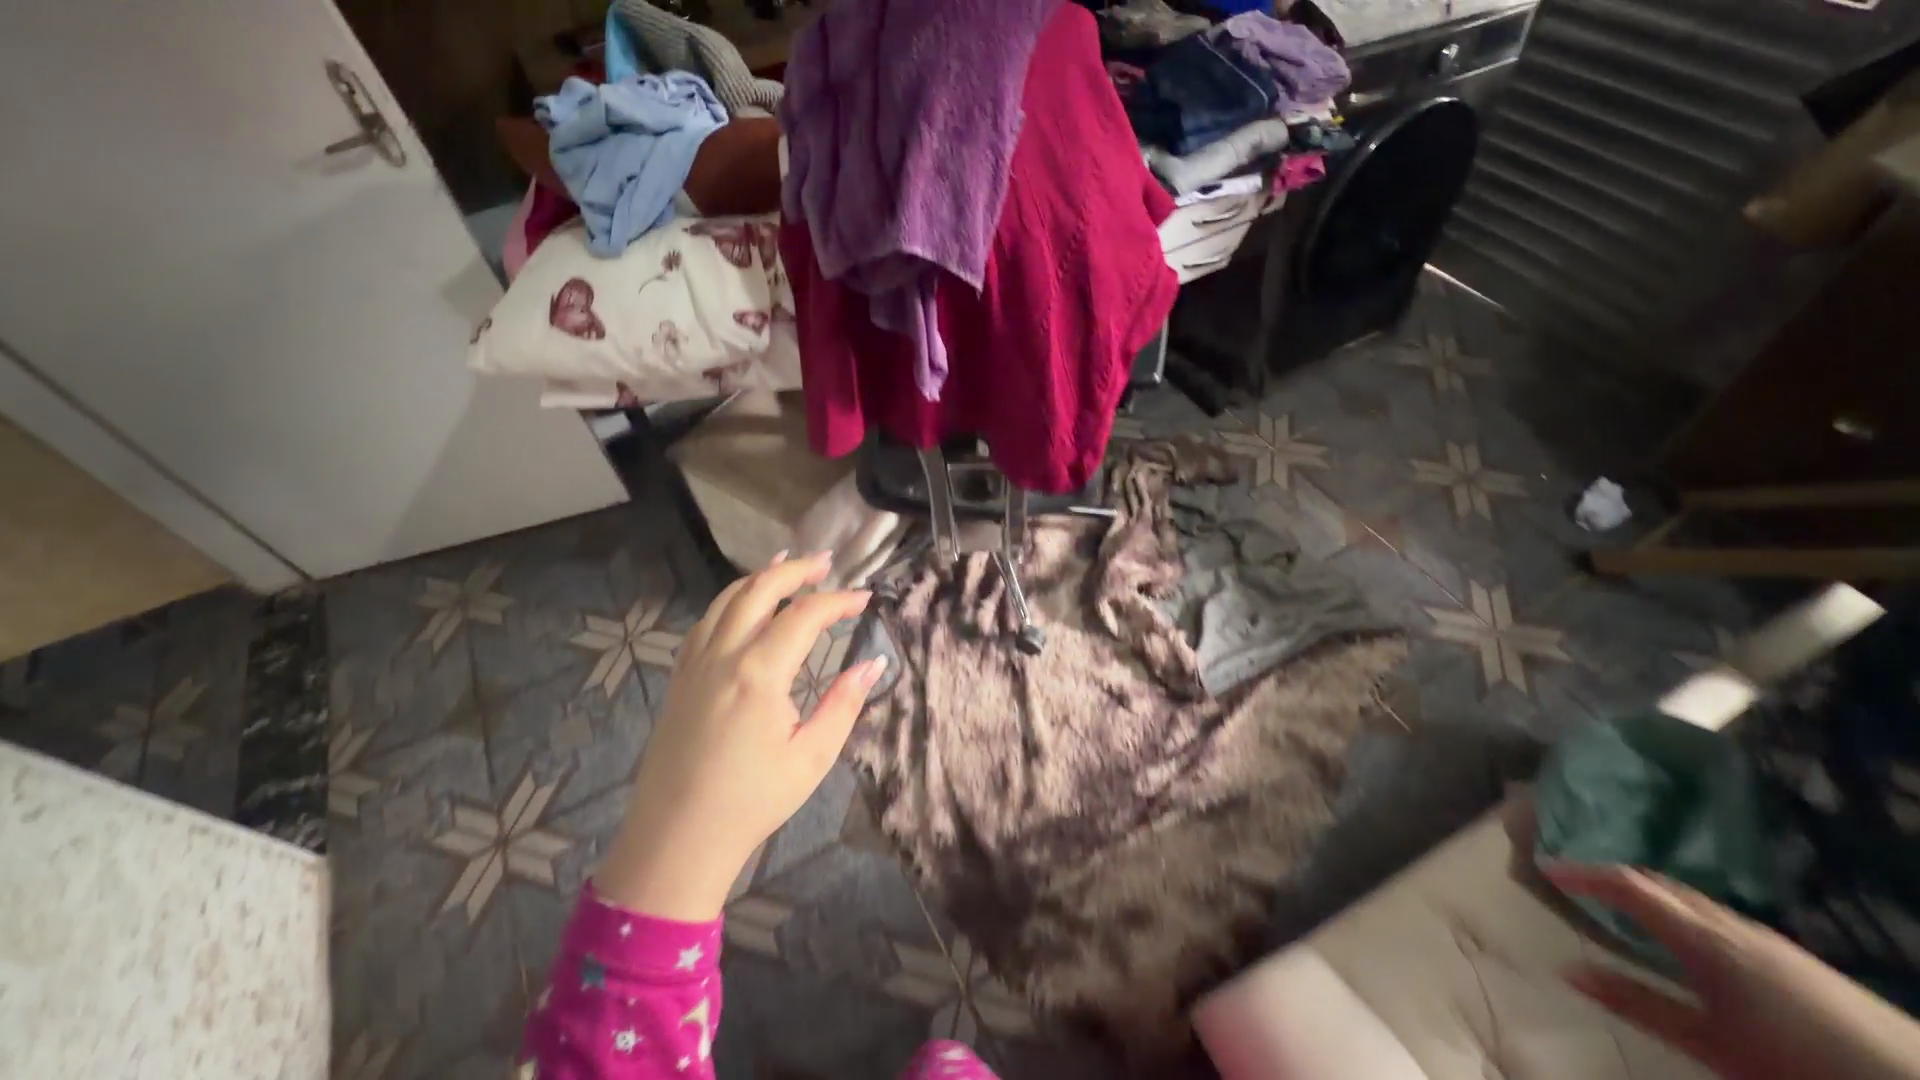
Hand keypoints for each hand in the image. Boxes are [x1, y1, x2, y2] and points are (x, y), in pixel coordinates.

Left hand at [594, 551, 884, 920]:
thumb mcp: (811, 757)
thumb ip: (844, 704)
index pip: (804, 615)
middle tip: (826, 562)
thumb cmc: (752, 801)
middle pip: (759, 589)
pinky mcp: (679, 678)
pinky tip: (741, 605)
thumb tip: (873, 663)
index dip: (838, 600)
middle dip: (796, 570)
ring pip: (726, 599)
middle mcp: (723, 655)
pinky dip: (729, 601)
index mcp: (759, 673)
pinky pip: (705, 622)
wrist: (677, 835)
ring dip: (759, 576)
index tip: (864, 598)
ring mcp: (694, 663)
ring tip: (786, 563)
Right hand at [1548, 863, 1919, 1079]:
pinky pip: (1713, 914)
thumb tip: (1567, 968)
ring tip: (1615, 903)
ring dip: (1647, 892)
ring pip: (1690, 898)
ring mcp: (1763, 937)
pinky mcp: (1785, 954)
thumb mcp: (1706, 1042)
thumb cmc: (1793, 1060)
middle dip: (1612, 876)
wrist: (1902, 1078)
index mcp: (1703, 937)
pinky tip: (1677, 936)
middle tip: (1573, 880)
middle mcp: (1730, 924)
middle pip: (1661, 883)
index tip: (1545, 866)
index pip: (1630, 886)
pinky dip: (1677, 910)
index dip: (1584, 872)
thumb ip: (1637, 1004)